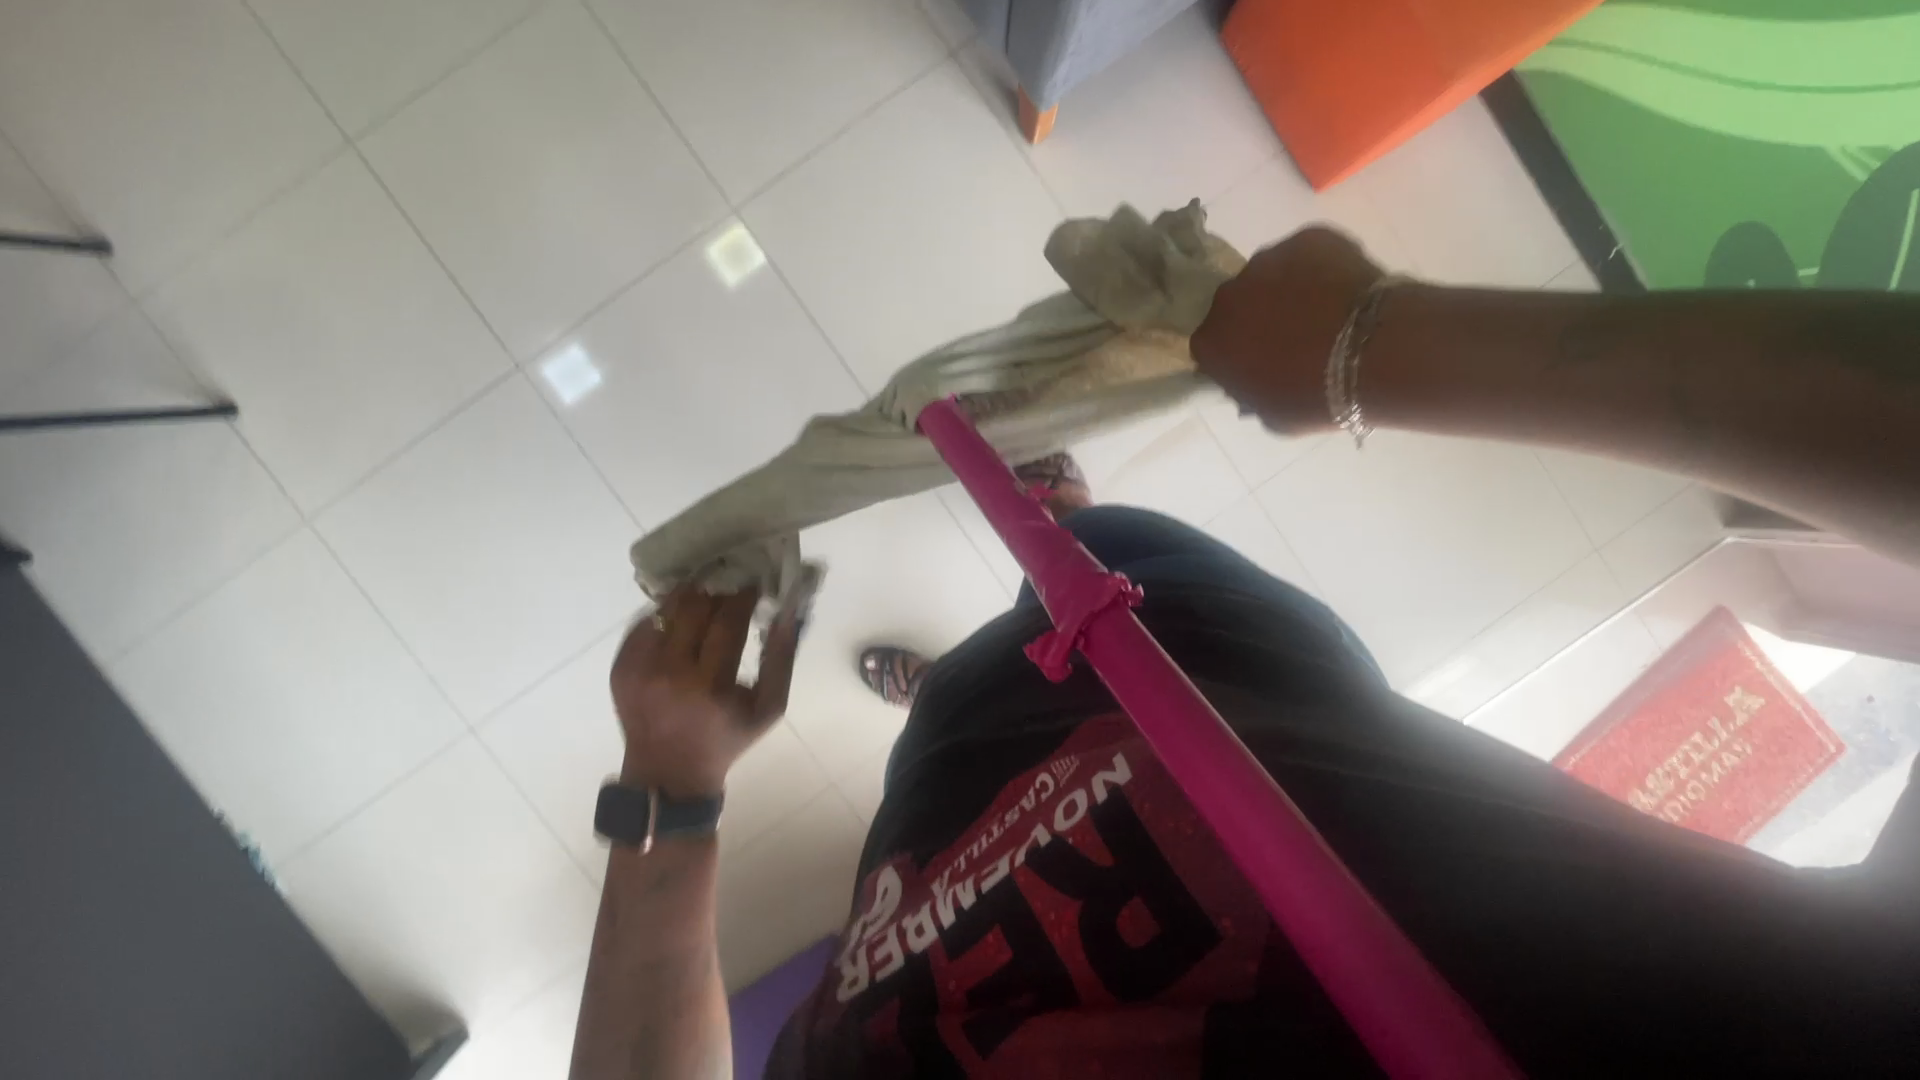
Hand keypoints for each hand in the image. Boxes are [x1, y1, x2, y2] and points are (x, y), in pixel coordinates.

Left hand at [609, 584, 804, 798]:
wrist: (668, 771)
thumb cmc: (727, 737)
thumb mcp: (769, 707)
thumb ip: (781, 659)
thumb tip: (785, 612)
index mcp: (710, 686)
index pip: (728, 623)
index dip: (743, 597)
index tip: (754, 584)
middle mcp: (669, 674)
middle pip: (694, 609)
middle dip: (716, 591)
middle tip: (729, 585)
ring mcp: (639, 670)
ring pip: (666, 611)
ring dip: (689, 597)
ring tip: (705, 594)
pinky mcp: (620, 669)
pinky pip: (644, 625)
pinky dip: (665, 616)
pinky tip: (680, 620)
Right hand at [1191, 227, 1383, 432]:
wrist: (1377, 351)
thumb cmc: (1316, 397)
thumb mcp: (1270, 415)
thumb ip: (1249, 393)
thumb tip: (1251, 382)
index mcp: (1210, 342)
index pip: (1211, 346)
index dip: (1233, 353)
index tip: (1255, 364)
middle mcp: (1227, 296)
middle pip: (1235, 305)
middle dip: (1255, 318)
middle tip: (1291, 337)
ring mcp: (1266, 261)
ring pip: (1268, 276)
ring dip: (1285, 290)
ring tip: (1321, 310)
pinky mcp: (1307, 237)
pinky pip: (1305, 254)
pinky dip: (1318, 267)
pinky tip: (1342, 289)